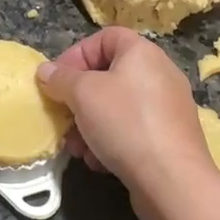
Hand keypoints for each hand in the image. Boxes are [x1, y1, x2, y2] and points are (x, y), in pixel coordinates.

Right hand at [39, 27, 213, 219]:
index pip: (103, 38)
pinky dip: (112, 141)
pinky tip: (98, 162)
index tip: (57, 79)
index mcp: (142, 52)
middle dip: (79, 98)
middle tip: (63, 117)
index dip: (76, 54)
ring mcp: (168, 108)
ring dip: (91, 124)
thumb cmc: (125, 123)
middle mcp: (159, 73)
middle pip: (109, 75)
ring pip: (118, 106)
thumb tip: (45, 71)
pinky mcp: (171, 139)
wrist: (173, 182)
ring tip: (77, 147)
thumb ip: (61, 79)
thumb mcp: (83, 94)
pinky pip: (134, 130)